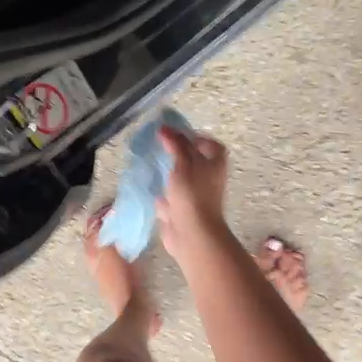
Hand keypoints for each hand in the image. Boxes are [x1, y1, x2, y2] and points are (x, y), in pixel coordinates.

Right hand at [156, 127, 231, 264]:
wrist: (192, 233)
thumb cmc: (192, 194)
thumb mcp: (184, 163)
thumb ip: (175, 144)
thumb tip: (165, 128)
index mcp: (215, 164)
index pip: (211, 145)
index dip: (196, 138)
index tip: (176, 136)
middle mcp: (207, 178)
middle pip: (193, 161)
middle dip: (176, 154)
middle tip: (158, 147)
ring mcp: (193, 195)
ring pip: (179, 179)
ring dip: (166, 173)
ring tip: (148, 163)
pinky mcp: (180, 210)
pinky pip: (169, 197)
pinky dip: (159, 192)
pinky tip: (146, 186)